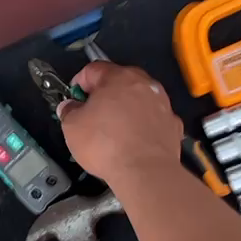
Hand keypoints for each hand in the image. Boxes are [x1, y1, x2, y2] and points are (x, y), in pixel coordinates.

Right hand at [57, 62, 182, 181]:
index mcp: (117, 77)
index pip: (93, 69)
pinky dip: (143, 125)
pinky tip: (132, 140)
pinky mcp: (172, 123)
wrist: (144, 171)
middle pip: (119, 80)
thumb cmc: (107, 145)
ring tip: (112, 130)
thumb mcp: (71, 127)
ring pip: (139, 98)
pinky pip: (153, 118)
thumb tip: (70, 107)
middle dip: (105, 94)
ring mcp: (161, 103)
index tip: (74, 97)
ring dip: (126, 108)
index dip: (79, 82)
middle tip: (92, 113)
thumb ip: (69, 111)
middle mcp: (143, 84)